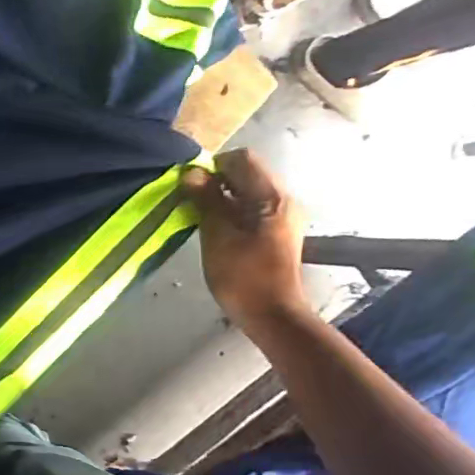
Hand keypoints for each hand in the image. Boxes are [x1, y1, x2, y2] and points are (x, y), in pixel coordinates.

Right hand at [179, 149, 310, 330]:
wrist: (271, 314)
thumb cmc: (242, 276)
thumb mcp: (217, 235)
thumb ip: (206, 200)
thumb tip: (191, 173)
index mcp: (271, 196)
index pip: (241, 159)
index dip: (212, 168)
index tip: (191, 189)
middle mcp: (283, 199)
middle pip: (246, 173)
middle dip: (216, 182)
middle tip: (192, 205)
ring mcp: (283, 215)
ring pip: (247, 191)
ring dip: (222, 198)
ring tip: (202, 219)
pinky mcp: (278, 230)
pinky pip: (252, 207)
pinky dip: (232, 211)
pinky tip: (218, 231)